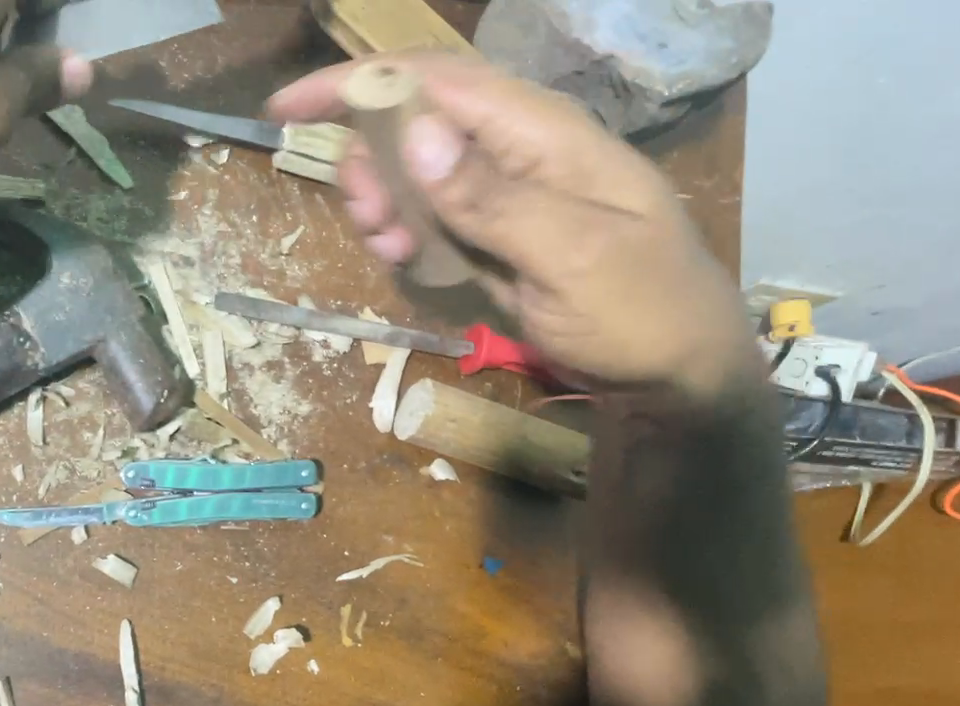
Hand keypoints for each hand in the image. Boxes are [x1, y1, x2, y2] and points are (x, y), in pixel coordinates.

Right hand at [269, 52, 753, 397]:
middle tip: (364, 216)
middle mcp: (514, 152)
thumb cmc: (641, 310)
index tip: (288, 107)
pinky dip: (403, 238)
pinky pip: (427, 221)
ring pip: (412, 176)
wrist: (672, 371)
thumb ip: (494, 197)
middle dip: (370, 161)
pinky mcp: (489, 238)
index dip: (358, 82)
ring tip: (388, 249)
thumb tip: (415, 134)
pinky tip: (406, 263)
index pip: (437, 80)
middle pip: (413, 123)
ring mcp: (499, 197)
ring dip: (382, 206)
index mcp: (541, 134)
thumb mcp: (573, 255)